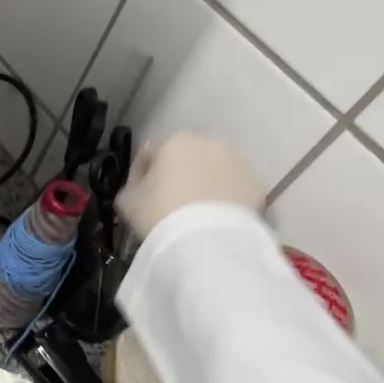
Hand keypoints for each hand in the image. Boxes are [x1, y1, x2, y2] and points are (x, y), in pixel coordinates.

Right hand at [116, 132, 264, 237]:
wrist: (204, 240)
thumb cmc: (158, 214)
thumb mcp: (127, 200)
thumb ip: (132, 183)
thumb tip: (141, 180)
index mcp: (175, 142)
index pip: (153, 154)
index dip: (144, 174)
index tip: (142, 194)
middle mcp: (209, 144)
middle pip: (188, 159)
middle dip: (180, 175)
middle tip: (171, 205)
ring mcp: (238, 163)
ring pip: (215, 173)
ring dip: (206, 186)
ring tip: (197, 214)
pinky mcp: (256, 186)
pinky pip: (235, 191)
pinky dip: (226, 201)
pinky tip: (215, 222)